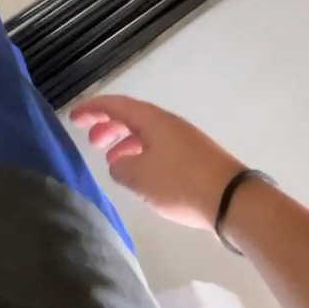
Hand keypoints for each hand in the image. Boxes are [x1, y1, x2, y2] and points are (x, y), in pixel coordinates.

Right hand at [70, 96, 242, 230]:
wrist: (235, 202)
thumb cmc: (181, 183)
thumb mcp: (139, 177)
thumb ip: (119, 168)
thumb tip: (119, 165)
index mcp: (151, 119)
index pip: (114, 105)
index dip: (91, 109)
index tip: (73, 118)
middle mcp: (167, 122)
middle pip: (130, 116)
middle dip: (107, 126)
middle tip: (91, 141)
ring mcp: (183, 139)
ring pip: (145, 133)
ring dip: (125, 142)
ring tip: (113, 162)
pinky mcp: (195, 157)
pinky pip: (158, 146)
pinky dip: (142, 154)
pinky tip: (141, 175)